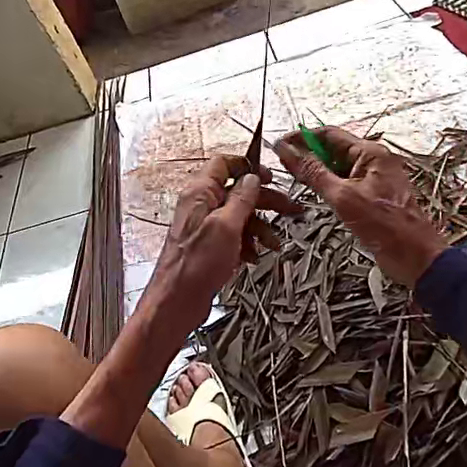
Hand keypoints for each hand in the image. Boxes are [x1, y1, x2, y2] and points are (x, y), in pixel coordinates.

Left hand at [145, 154, 301, 323]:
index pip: (223, 164)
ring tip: (274, 242)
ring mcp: (205, 226)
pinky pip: (234, 236)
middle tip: (290, 208)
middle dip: (265, 200)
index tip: (269, 177)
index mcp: (200, 193)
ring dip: (260, 227)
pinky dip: (248, 243)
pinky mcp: (210, 246)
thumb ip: (241, 199)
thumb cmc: (195, 265)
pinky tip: (255, 255)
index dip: (248, 167)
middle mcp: (201, 206)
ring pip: (239, 216)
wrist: (177, 302)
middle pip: (238, 191)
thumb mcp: (226, 226)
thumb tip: (252, 177)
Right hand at [274, 127, 446, 286]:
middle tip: (283, 166)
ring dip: (316, 171)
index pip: (329, 134)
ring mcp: (373, 178)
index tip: (279, 146)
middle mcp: (373, 161)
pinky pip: (345, 183)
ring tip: (295, 179)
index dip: (302, 138)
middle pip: (333, 149)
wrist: (416, 259)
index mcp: (371, 153)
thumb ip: (313, 172)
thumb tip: (287, 150)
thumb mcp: (343, 197)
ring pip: (337, 167)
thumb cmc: (386, 228)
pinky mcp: (372, 196)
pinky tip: (315, 194)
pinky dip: (328, 185)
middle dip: (307, 155)